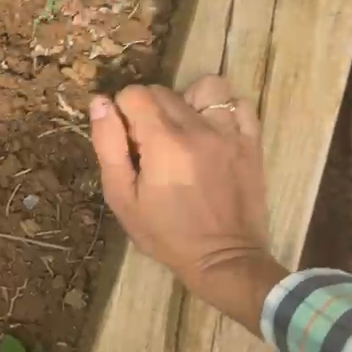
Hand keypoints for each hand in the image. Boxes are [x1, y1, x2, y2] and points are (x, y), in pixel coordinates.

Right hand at [88, 76, 285, 331]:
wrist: (226, 263)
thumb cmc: (165, 233)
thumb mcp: (121, 196)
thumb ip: (107, 144)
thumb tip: (100, 102)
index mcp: (164, 143)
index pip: (134, 94)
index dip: (122, 112)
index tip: (127, 141)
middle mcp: (198, 130)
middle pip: (162, 91)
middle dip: (147, 109)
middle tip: (149, 145)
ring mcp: (230, 135)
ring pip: (204, 88)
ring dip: (187, 101)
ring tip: (182, 129)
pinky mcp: (252, 145)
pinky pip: (240, 105)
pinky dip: (223, 110)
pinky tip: (212, 131)